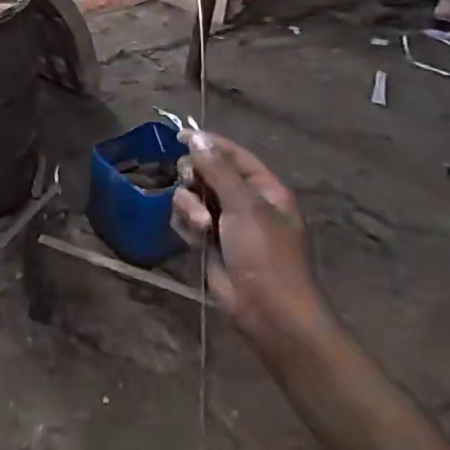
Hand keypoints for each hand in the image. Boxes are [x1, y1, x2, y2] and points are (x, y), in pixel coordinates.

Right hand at [172, 131, 327, 345]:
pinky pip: (188, 221)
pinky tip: (194, 237)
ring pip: (193, 197)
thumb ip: (218, 170)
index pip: (233, 155)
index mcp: (265, 189)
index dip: (209, 143)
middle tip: (193, 185)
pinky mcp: (209, 245)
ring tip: (200, 225)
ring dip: (190, 206)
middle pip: (208, 173)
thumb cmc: (266, 254)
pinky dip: (187, 225)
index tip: (180, 136)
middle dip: (196, 178)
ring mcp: (226, 224)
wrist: (269, 313)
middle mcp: (245, 202)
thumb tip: (196, 137)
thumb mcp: (245, 206)